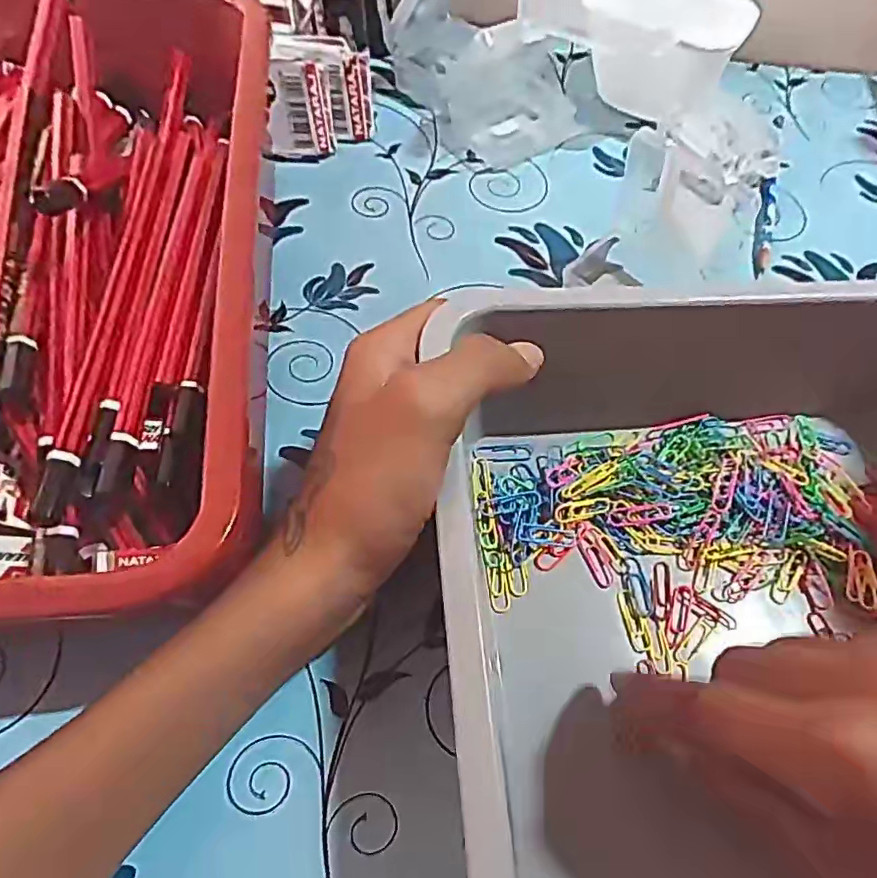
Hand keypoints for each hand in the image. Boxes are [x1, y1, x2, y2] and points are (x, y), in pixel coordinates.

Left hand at [277, 299, 542, 595]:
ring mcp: (391, 421)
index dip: (494, 325)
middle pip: (454, 354)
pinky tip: (494, 450)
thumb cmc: (376, 484)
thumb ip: (476, 366)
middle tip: (540, 388)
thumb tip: (526, 352)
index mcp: (382, 351)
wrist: (336, 564)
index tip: (538, 350)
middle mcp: (384, 379)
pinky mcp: (401, 459)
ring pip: (453, 394)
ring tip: (527, 417)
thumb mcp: (426, 406)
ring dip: (489, 403)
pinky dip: (474, 434)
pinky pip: (447, 431)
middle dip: (496, 366)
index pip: (449, 313)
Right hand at [611, 616, 876, 877]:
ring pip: (788, 648)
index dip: (654, 708)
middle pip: (739, 664)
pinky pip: (843, 640)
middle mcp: (861, 677)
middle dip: (722, 705)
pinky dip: (833, 676)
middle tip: (747, 751)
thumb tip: (694, 755)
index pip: (709, 711)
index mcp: (840, 755)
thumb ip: (756, 807)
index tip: (624, 706)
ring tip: (833, 739)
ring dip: (777, 690)